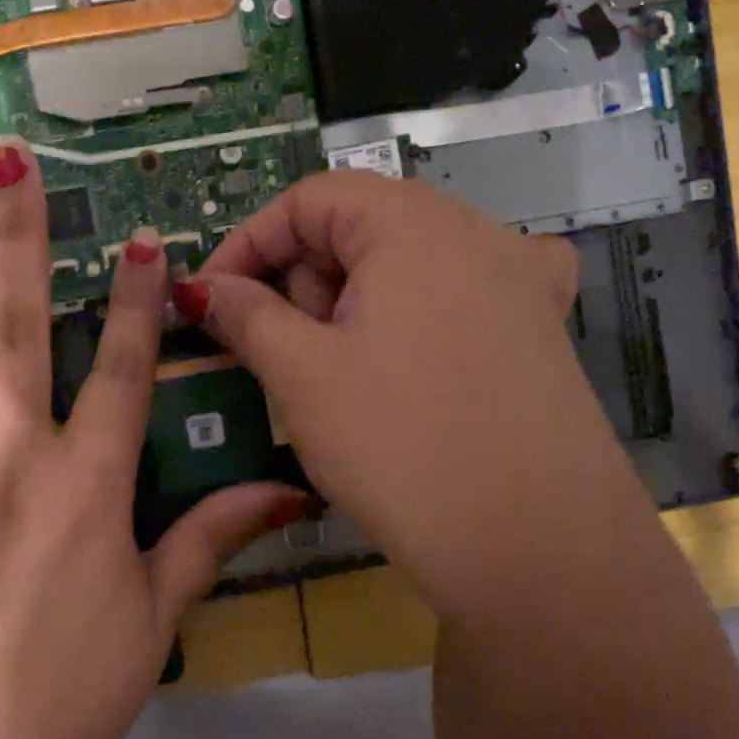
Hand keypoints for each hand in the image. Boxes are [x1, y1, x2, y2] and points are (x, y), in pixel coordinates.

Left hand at [0, 139, 309, 738]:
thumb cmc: (69, 707)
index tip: (142, 244)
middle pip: (19, 336)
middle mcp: (13, 467)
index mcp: (91, 494)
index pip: (122, 375)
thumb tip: (285, 493)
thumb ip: (208, 542)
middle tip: (18, 167)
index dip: (135, 305)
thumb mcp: (154, 624)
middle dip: (23, 244)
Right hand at [190, 171, 619, 608]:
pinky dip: (409, 319)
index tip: (211, 303)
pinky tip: (405, 358)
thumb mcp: (302, 376)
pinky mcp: (536, 331)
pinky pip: (454, 299)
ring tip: (330, 377)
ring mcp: (518, 281)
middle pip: (359, 226)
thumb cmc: (398, 444)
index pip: (310, 197)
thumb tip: (202, 287)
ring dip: (348, 305)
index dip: (248, 243)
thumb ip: (246, 315)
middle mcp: (477, 232)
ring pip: (404, 267)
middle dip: (299, 280)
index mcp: (414, 225)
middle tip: (271, 352)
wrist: (528, 541)